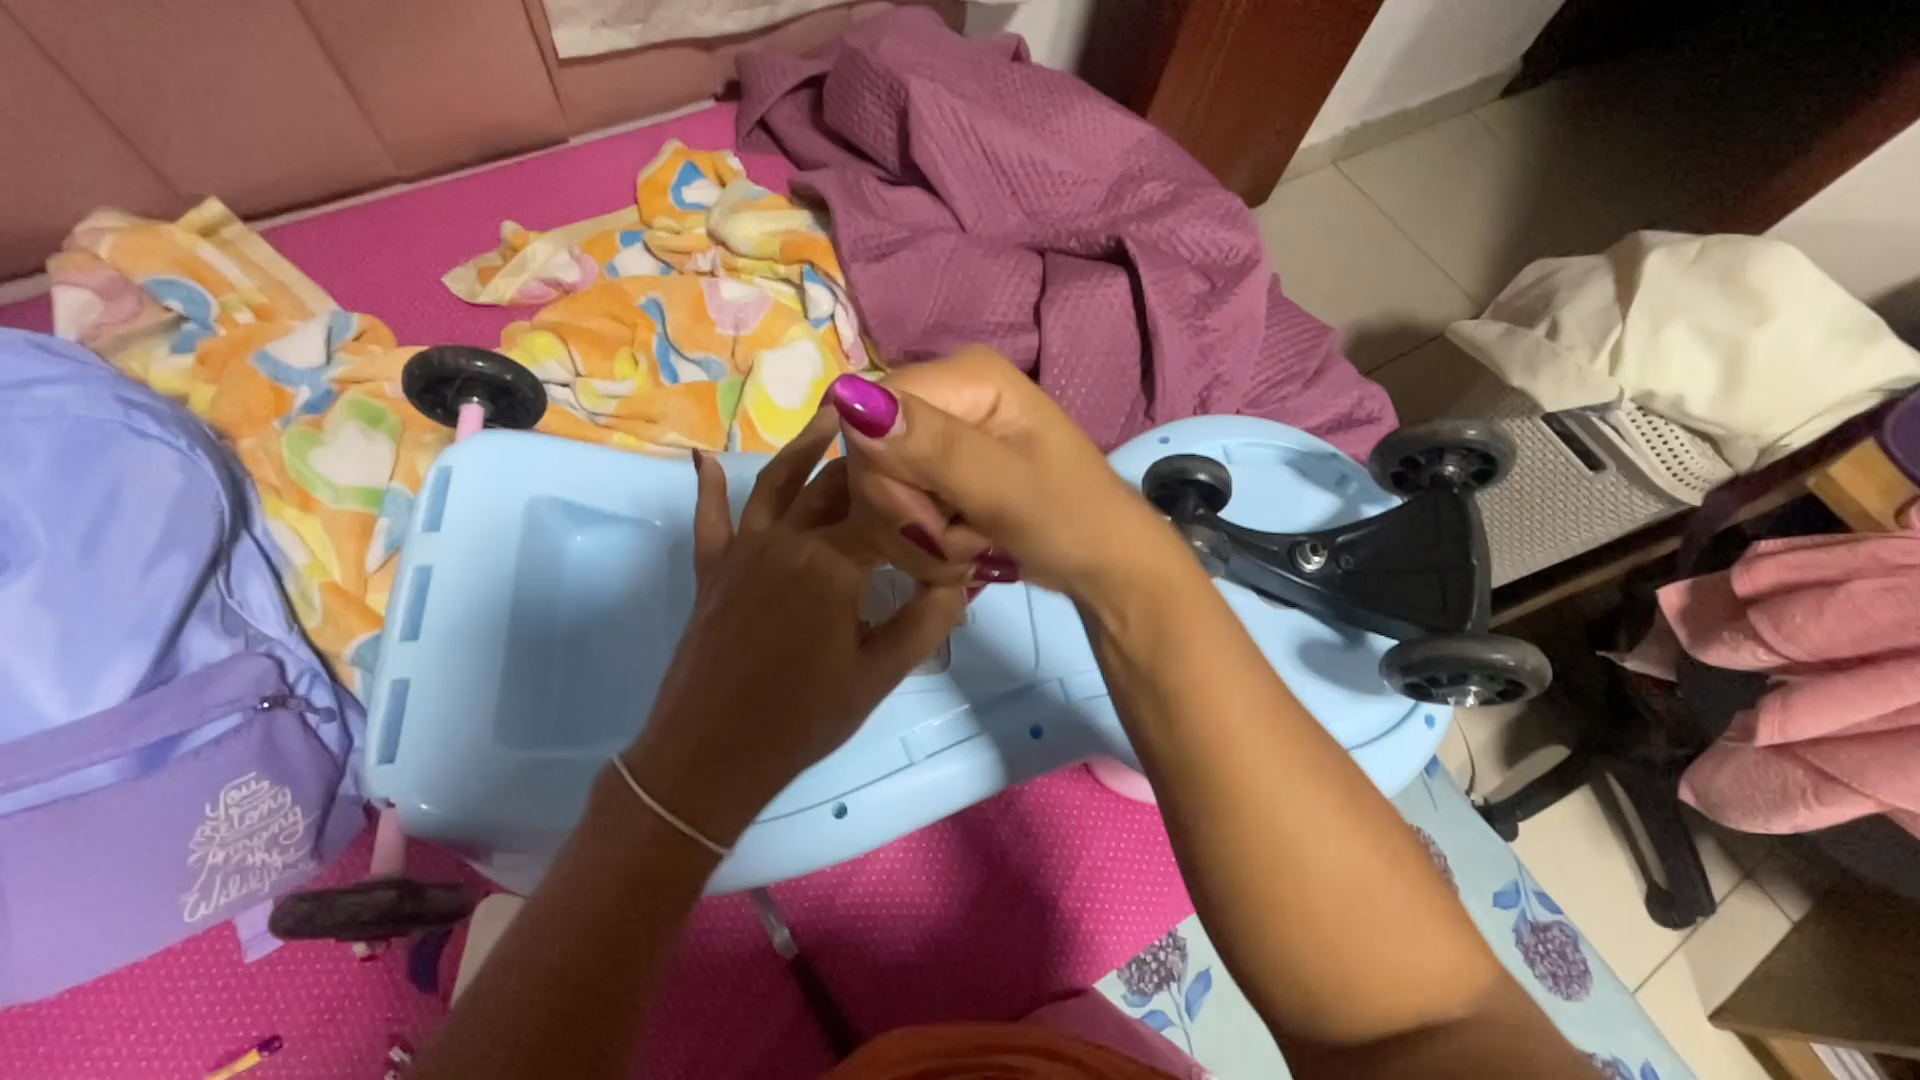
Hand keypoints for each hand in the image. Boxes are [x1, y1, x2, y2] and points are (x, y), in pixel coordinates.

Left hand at [617, 411, 966, 846]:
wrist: (710, 755)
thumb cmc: (802, 719)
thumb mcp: (879, 675)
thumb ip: (927, 620)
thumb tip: (963, 576)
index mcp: (834, 563)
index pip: (888, 510)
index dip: (922, 494)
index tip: (951, 483)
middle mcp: (788, 540)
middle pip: (835, 484)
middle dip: (873, 461)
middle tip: (904, 439)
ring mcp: (743, 550)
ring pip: (778, 483)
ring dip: (805, 446)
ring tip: (831, 414)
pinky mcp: (711, 569)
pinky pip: (709, 518)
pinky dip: (708, 485)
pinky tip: (704, 457)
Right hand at [823, 347, 1183, 603]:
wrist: (1103, 565)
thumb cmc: (1070, 520)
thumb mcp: (1004, 488)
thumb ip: (931, 446)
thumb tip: (848, 396)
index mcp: (964, 378)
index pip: (868, 416)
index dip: (884, 479)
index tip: (931, 518)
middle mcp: (941, 398)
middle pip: (867, 460)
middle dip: (910, 519)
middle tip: (962, 541)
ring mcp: (936, 439)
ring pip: (875, 496)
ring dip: (918, 541)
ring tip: (971, 550)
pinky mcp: (935, 475)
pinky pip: (892, 514)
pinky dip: (922, 547)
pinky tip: (962, 553)